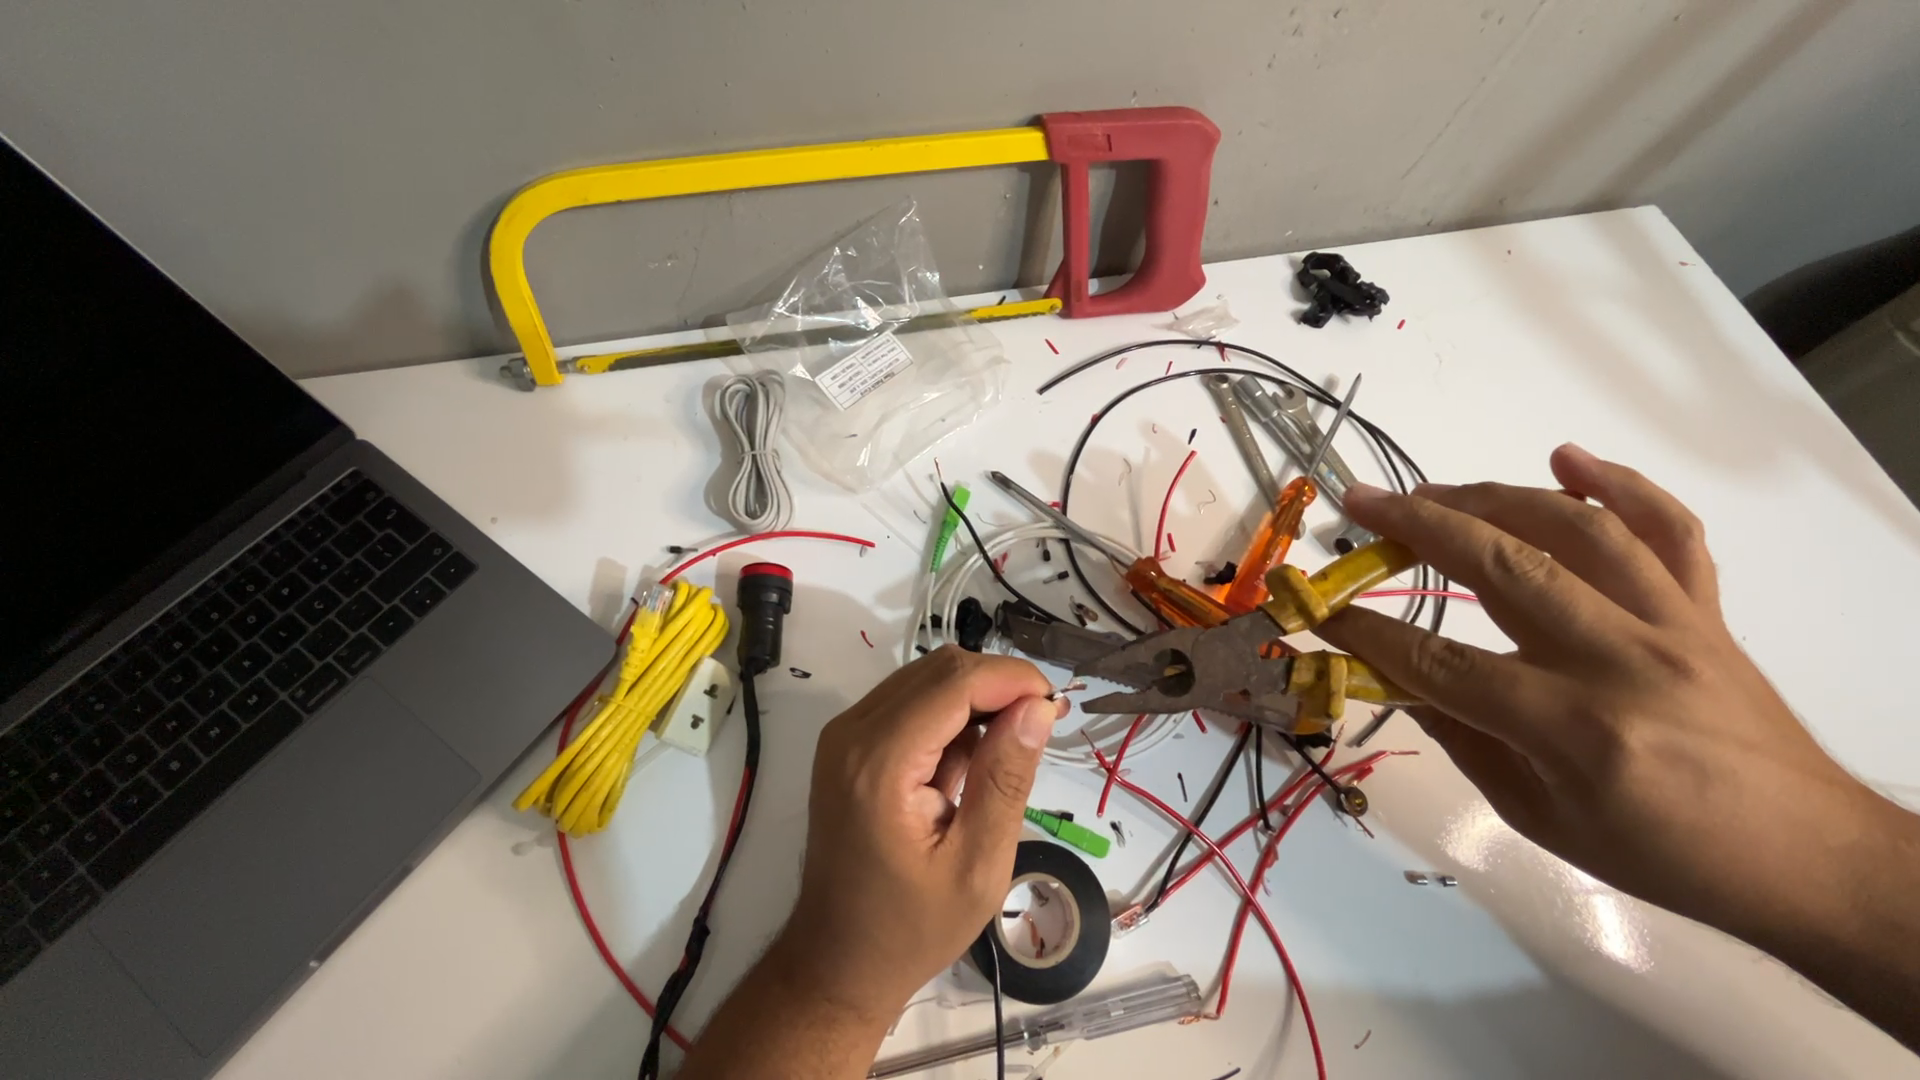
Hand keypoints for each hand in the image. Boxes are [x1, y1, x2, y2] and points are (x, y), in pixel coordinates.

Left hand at [770, 646, 1060, 1023]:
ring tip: (1007, 753)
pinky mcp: (849, 744)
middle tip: (1041, 727)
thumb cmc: (912, 927)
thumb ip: (1007, 779)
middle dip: (998, 685)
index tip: (1057, 707)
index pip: (954, 682)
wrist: (839, 960)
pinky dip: (950, 716)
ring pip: (926, 679)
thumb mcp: (978, 865)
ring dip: (976, 700)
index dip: (1012, 680)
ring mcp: (845, 735)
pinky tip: (969, 763)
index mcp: (879, 763)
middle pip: (939, 669)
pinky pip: (910, 702)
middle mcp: (852, 732)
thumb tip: (1038, 707)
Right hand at [1317, 445, 1902, 946]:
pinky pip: (1670, 531)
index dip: (1370, 634)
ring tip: (1432, 491)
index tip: (1322, 611)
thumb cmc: (1659, 853)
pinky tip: (1569, 457)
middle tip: (1361, 504)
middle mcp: (1622, 661)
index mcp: (1572, 727)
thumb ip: (1459, 734)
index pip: (1441, 663)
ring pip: (1577, 531)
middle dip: (1418, 528)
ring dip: (1493, 497)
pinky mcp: (1706, 613)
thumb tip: (1391, 677)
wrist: (1808, 860)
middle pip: (1503, 568)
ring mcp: (1673, 626)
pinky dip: (1621, 485)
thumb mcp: (1536, 814)